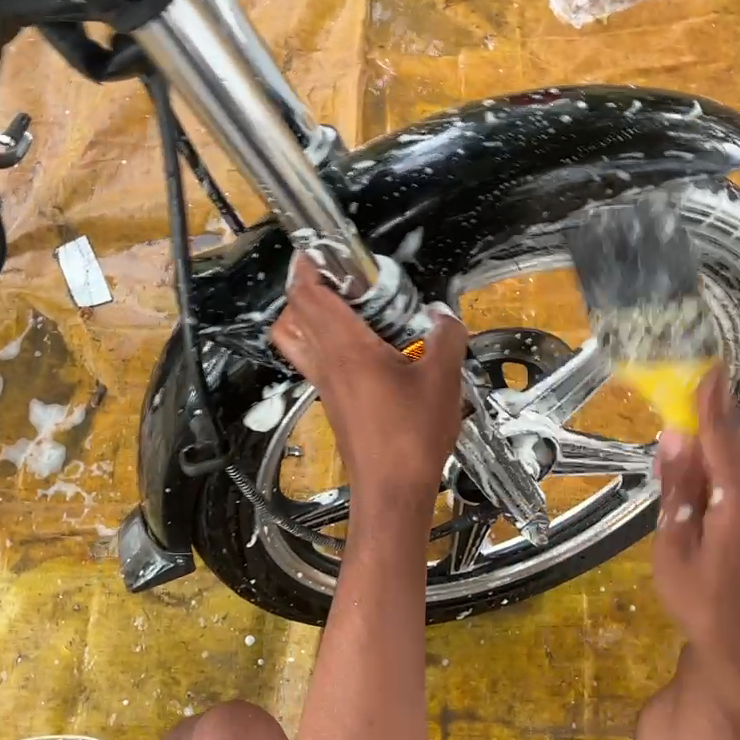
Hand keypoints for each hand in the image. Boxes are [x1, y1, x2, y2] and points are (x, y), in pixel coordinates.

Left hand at [270, 254, 467, 504]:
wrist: (392, 490)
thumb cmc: (413, 434)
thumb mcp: (443, 379)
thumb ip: (446, 339)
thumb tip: (444, 318)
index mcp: (346, 347)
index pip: (307, 294)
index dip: (307, 266)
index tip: (322, 250)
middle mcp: (326, 363)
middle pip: (293, 314)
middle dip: (307, 287)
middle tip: (341, 277)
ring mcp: (324, 386)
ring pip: (297, 341)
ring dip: (309, 317)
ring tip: (346, 309)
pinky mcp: (332, 405)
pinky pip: (315, 363)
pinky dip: (325, 345)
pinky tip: (363, 349)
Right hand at [652, 367, 739, 693]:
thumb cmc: (705, 608)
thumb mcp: (674, 550)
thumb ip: (678, 491)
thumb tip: (674, 438)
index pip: (725, 434)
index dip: (712, 399)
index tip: (707, 363)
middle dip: (708, 432)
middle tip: (672, 438)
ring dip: (719, 456)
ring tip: (684, 475)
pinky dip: (732, 475)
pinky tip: (709, 499)